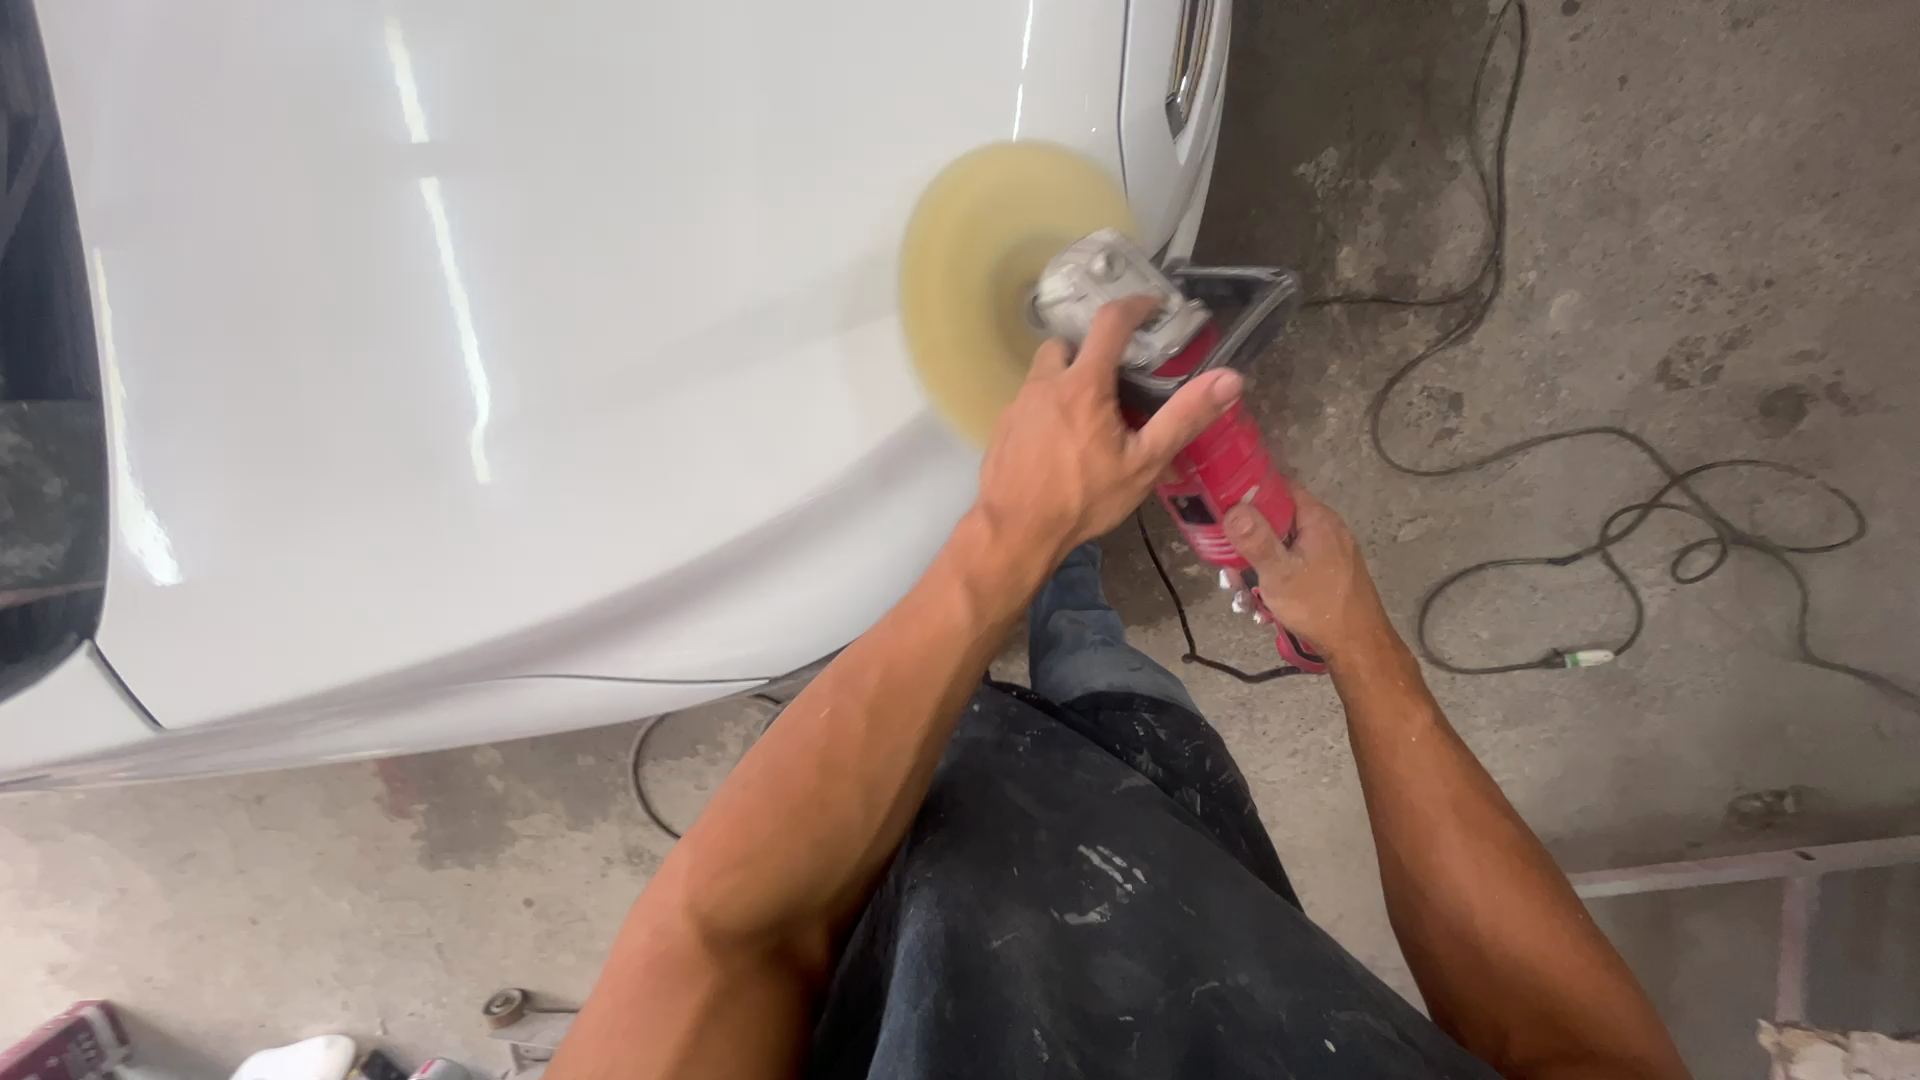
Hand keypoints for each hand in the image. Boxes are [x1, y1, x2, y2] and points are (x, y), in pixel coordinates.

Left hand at [972, 296, 1244, 567]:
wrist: (1016, 531)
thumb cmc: (1082, 499)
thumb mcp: (1142, 463)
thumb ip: (1184, 417)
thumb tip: (1230, 379)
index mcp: (1083, 385)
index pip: (1110, 322)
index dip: (1135, 306)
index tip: (1152, 307)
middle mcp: (1044, 385)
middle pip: (1067, 345)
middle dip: (1090, 351)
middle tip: (1114, 379)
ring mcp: (1017, 406)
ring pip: (1043, 375)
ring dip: (1066, 381)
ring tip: (1089, 417)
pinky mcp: (1002, 429)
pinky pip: (1028, 404)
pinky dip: (1047, 410)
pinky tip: (1060, 445)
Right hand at [1223, 487, 1399, 666]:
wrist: (1357, 645)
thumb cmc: (1317, 606)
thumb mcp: (1279, 573)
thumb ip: (1255, 540)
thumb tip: (1233, 508)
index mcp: (1317, 519)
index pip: (1280, 487)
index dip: (1250, 494)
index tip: (1224, 509)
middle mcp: (1327, 529)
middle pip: (1278, 520)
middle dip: (1250, 542)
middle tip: (1230, 567)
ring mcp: (1330, 551)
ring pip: (1284, 547)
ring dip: (1260, 567)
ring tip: (1245, 594)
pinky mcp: (1330, 572)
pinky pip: (1295, 564)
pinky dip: (1277, 578)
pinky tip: (1265, 603)